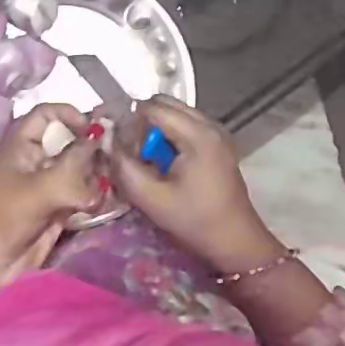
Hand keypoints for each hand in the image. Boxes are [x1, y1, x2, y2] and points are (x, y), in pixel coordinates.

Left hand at [0, 103, 100, 285]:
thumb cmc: (4, 218)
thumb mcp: (40, 187)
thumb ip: (73, 163)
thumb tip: (100, 141)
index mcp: (23, 145)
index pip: (48, 114)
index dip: (70, 114)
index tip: (91, 129)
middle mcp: (38, 159)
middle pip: (70, 140)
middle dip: (93, 146)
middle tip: (117, 153)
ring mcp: (49, 184)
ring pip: (80, 167)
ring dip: (98, 172)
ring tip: (116, 178)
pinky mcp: (59, 207)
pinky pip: (84, 192)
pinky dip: (97, 194)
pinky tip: (110, 197)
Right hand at [111, 96, 284, 273]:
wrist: (236, 241)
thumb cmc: (195, 221)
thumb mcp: (152, 199)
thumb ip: (125, 168)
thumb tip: (108, 143)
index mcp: (198, 135)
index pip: (154, 108)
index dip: (130, 119)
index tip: (114, 139)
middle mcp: (210, 125)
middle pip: (167, 104)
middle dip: (144, 121)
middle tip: (130, 150)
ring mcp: (218, 133)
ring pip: (177, 114)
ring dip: (157, 129)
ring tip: (146, 158)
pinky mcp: (218, 144)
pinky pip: (188, 126)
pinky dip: (171, 135)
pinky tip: (164, 162)